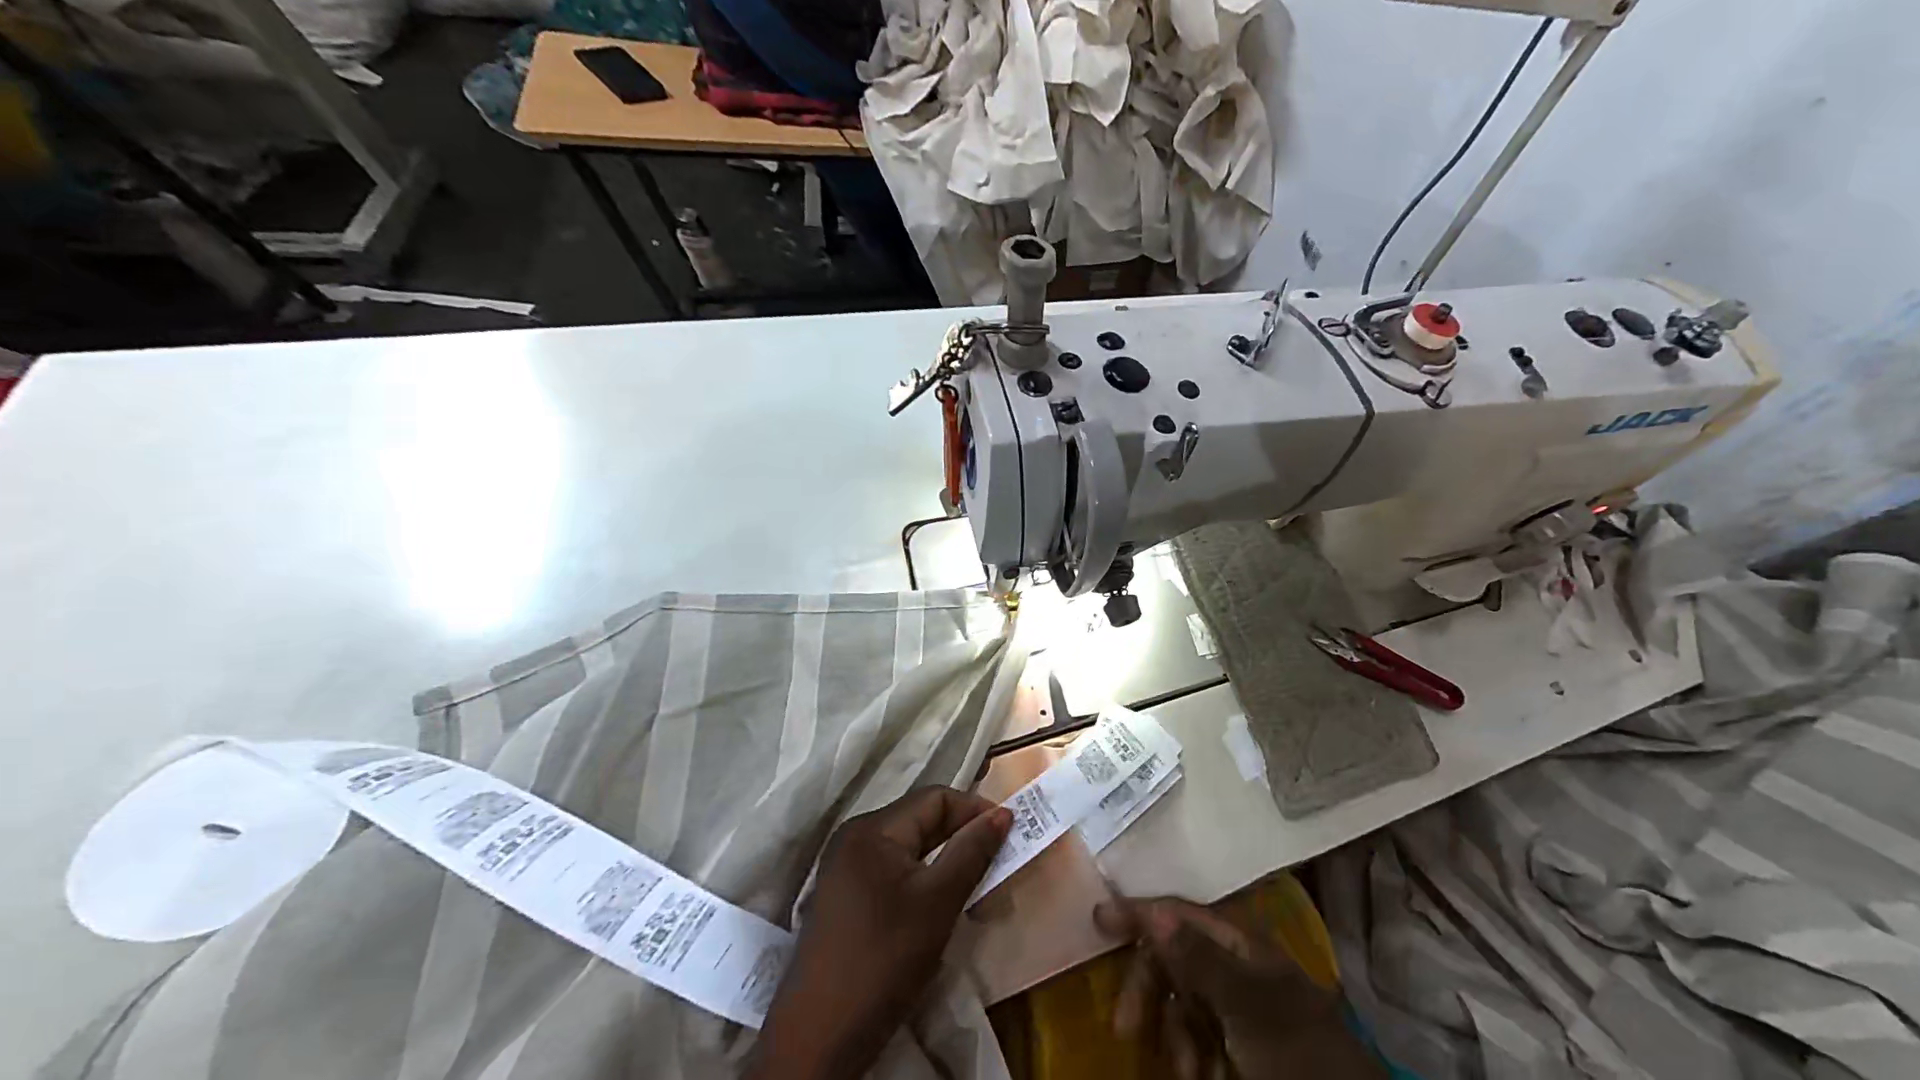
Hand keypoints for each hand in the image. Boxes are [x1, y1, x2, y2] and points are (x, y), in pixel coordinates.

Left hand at [746, 787, 1011, 1079]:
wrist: (819, 1035)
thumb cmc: (883, 960)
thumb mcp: (937, 903)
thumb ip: (971, 852)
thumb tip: (1003, 813)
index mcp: (872, 829)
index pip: (934, 798)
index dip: (974, 810)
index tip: (1010, 833)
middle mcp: (854, 837)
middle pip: (919, 820)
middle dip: (962, 837)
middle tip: (998, 862)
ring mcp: (844, 867)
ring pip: (908, 848)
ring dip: (945, 861)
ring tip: (975, 887)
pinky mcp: (844, 896)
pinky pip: (892, 871)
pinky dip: (922, 879)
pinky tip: (940, 905)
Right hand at [1093, 896, 1385, 1079]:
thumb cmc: (1296, 1050)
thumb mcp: (1246, 1004)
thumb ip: (1198, 957)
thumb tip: (1153, 911)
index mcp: (1242, 944)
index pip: (1180, 913)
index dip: (1140, 913)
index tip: (1098, 917)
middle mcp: (1236, 966)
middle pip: (1173, 959)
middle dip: (1149, 990)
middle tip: (1125, 1026)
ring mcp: (1237, 1006)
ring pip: (1180, 1003)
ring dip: (1172, 1033)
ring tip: (1186, 1070)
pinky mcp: (1237, 1041)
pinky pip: (1195, 1035)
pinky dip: (1189, 1053)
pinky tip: (1200, 1074)